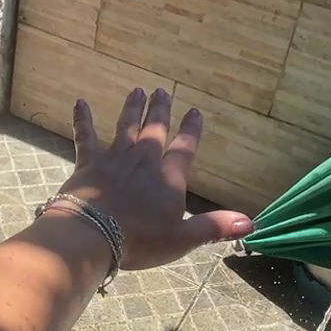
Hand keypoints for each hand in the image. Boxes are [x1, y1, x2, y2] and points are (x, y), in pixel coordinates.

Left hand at [54, 89, 254, 269]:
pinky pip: (85, 136)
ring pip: (125, 127)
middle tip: (162, 91)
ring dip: (132, 108)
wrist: (92, 234)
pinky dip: (82, 119)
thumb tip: (251, 221)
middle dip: (160, 111)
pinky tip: (79, 102)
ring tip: (137, 90)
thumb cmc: (140, 240)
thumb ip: (214, 227)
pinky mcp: (88, 163)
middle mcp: (143, 160)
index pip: (184, 149)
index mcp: (168, 178)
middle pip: (154, 130)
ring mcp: (114, 159)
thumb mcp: (183, 238)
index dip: (191, 130)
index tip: (195, 111)